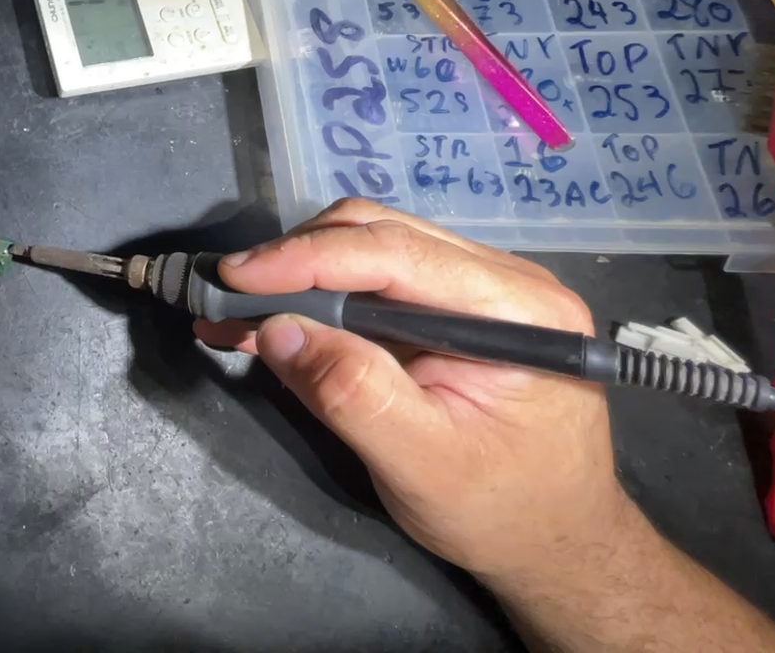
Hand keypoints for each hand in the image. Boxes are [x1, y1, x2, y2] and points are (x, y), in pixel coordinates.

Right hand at [196, 199, 638, 583]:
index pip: (393, 252)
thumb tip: (276, 329)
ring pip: (351, 243)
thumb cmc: (501, 510)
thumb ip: (353, 393)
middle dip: (290, 258)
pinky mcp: (427, 303)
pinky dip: (295, 293)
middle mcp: (493, 278)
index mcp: (515, 311)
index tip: (233, 276)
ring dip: (286, 273)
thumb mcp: (424, 465)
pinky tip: (252, 320)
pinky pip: (350, 275)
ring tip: (232, 309)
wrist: (547, 541)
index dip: (304, 257)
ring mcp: (460, 285)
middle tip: (228, 295)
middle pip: (368, 232)